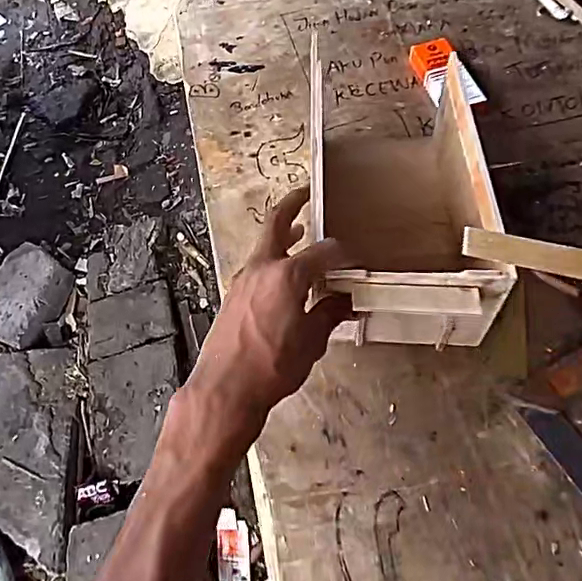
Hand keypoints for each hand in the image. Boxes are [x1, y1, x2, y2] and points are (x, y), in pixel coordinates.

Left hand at [181, 188, 352, 452]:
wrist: (226, 386)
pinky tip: (286, 277)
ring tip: (300, 230)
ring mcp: (244, 279)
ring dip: (284, 235)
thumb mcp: (311, 343)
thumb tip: (343, 302)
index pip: (324, 252)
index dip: (343, 253)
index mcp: (287, 275)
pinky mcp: (235, 293)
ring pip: (266, 245)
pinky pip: (258, 266)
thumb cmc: (270, 367)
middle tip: (306, 194)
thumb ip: (328, 315)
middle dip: (293, 204)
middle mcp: (262, 268)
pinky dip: (274, 261)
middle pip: (277, 223)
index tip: (355, 257)